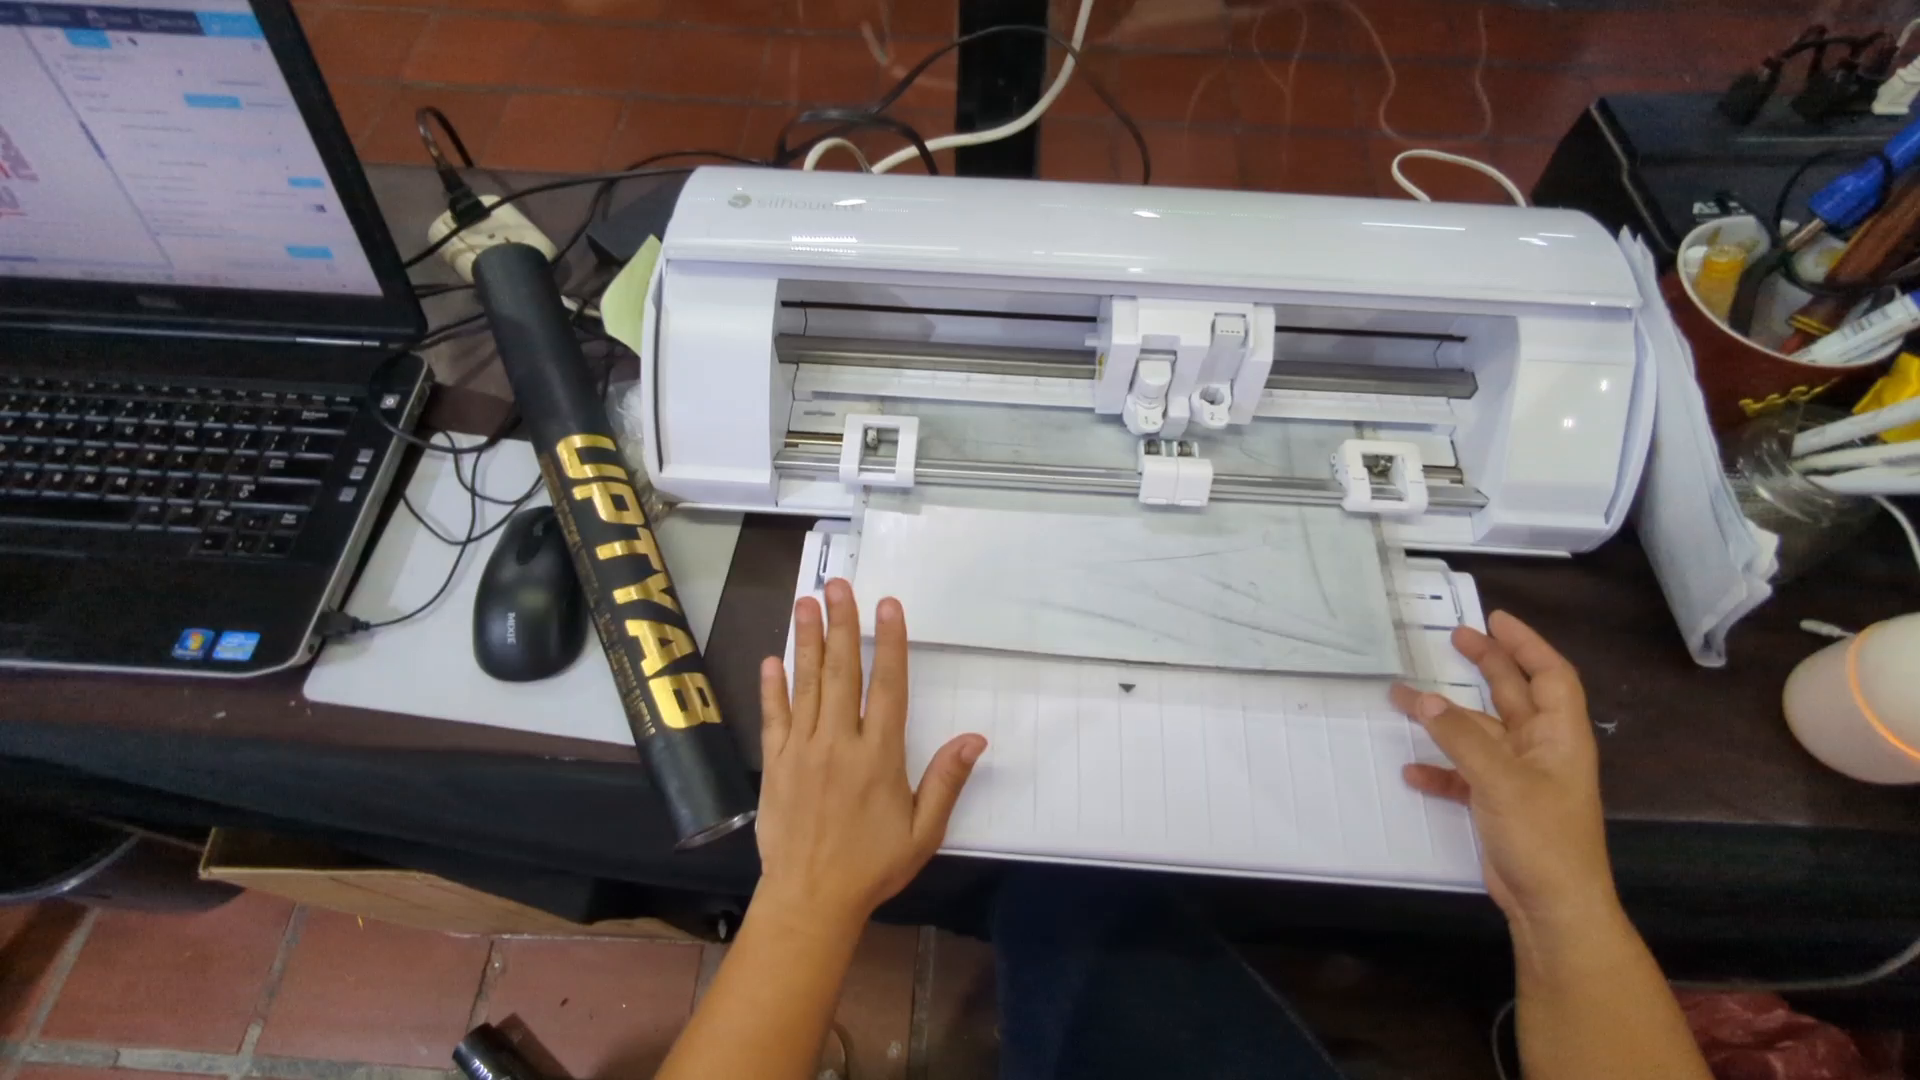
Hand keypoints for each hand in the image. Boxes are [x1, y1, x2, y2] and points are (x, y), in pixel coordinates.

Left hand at [754, 579, 987, 931]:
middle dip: (840, 624)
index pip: (886, 686)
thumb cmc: (872, 866)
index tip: (887, 605)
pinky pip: (773, 718)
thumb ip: (946, 780)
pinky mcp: (774, 765)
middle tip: (836, 585)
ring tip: (804, 603)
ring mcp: (801, 750)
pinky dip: (772, 687)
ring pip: (805, 685)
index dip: (889, 642)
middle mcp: (838, 742)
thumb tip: (975, 738)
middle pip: (841, 672)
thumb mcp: (923, 831)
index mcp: (878, 756)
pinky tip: (771, 659)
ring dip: (805, 641)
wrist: (810, 901)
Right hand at [1392, 611, 1616, 931]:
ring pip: (1480, 731)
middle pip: (1515, 694)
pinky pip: (1463, 772)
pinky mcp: (1497, 802)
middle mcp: (1541, 750)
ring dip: (1446, 716)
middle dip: (1488, 664)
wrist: (1552, 906)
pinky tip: (1412, 769)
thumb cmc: (1542, 837)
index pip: (1550, 676)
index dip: (1526, 644)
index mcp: (1559, 738)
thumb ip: (1460, 738)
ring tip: (1404, 697)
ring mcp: (1518, 777)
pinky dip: (1438, 766)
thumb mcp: (1500, 781)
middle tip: (1456, 637)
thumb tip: (1422, 700)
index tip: (1494, 619)